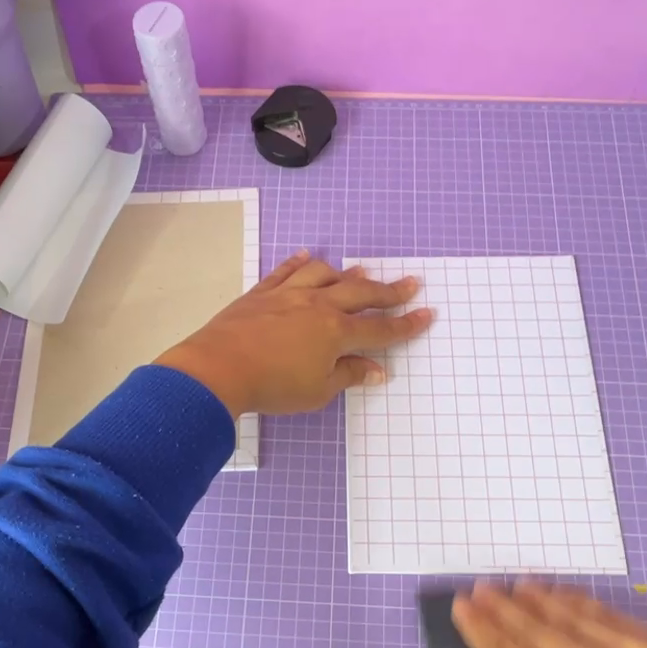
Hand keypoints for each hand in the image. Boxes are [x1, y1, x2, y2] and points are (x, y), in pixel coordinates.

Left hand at [155, 250, 433, 416]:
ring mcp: (288, 294)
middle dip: (387, 290)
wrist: (220, 368)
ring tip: (360, 272)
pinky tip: (307, 256)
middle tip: (409, 283)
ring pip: (324, 275)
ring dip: (345, 273)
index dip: (406, 324)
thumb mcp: (318, 391)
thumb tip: (376, 370)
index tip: (427, 314)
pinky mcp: (261, 293)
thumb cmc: (273, 386)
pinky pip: (285, 271)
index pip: (380, 329)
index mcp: (336, 332)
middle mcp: (318, 305)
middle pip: (360, 293)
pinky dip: (299, 262)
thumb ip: (348, 375)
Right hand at [452, 581, 646, 647]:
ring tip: (514, 585)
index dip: (478, 628)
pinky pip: (604, 613)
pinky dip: (576, 602)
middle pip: (530, 627)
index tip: (460, 606)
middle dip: (500, 605)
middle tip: (480, 588)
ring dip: (536, 597)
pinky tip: (559, 594)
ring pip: (566, 612)